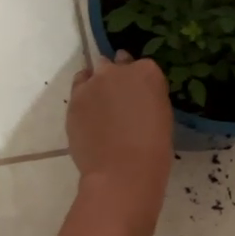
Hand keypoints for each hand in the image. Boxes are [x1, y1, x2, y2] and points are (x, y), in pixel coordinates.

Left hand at [68, 52, 173, 198]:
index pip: (142, 66)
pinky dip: (82, 99)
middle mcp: (117, 70)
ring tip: (98, 106)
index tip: (138, 95)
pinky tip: (87, 116)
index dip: (139, 81)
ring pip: (91, 74)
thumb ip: (147, 96)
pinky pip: (77, 91)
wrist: (121, 171)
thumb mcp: (161, 114)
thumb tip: (135, 96)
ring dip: (95, 84)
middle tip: (117, 99)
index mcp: (147, 72)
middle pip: (114, 64)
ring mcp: (92, 83)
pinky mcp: (73, 99)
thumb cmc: (153, 149)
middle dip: (115, 77)